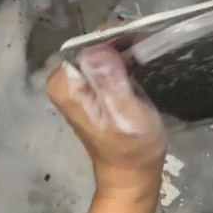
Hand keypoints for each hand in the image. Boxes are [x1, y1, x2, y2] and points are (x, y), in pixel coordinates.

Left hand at [47, 44, 167, 200]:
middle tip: (147, 54)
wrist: (133, 173)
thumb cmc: (133, 148)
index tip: (140, 44)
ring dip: (126, 48)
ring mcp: (79, 82)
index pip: (87, 42)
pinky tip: (141, 64)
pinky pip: (108, 58)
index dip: (114, 38)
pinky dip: (125, 57)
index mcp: (66, 85)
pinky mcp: (93, 84)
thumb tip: (96, 50)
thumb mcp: (126, 115)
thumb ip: (109, 83)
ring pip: (103, 48)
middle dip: (121, 42)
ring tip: (147, 58)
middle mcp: (66, 79)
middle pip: (94, 42)